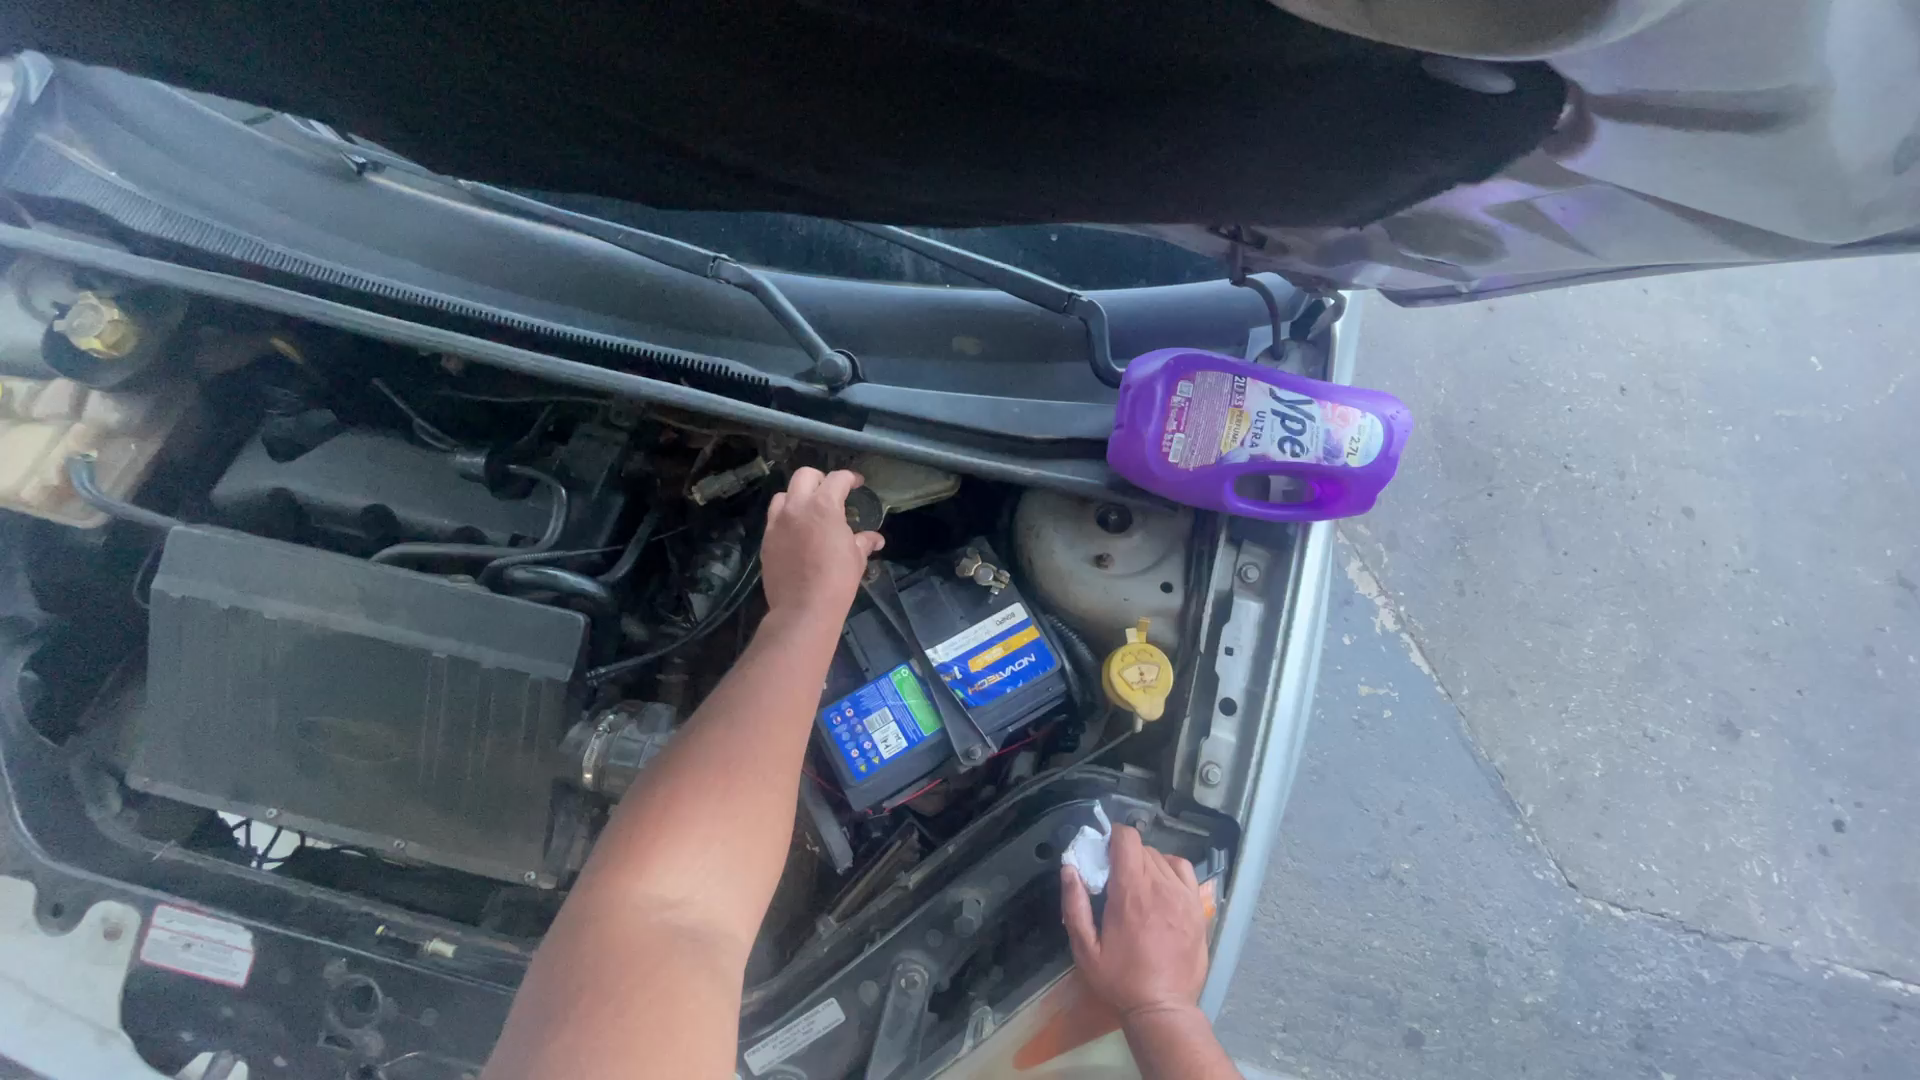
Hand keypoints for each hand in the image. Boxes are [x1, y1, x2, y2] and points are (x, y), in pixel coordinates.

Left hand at [761, 467, 883, 621]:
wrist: (803, 607)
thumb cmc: (837, 580)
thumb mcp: (856, 558)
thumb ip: (863, 541)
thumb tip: (875, 539)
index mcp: (823, 506)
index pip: (837, 479)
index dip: (850, 478)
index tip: (856, 484)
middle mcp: (797, 507)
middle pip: (804, 476)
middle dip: (820, 479)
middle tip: (831, 492)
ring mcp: (777, 522)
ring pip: (783, 495)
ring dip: (798, 496)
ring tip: (809, 510)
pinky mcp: (766, 539)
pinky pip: (774, 518)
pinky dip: (786, 517)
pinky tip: (796, 532)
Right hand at [1061, 825, 1208, 1018]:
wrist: (1163, 1009)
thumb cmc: (1120, 980)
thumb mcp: (1085, 949)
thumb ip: (1074, 905)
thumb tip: (1069, 869)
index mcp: (1130, 892)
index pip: (1127, 838)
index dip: (1113, 836)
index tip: (1104, 853)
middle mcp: (1160, 886)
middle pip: (1142, 848)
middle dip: (1125, 855)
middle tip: (1115, 879)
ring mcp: (1183, 896)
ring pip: (1162, 858)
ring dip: (1146, 863)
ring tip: (1138, 885)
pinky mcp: (1197, 908)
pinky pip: (1184, 870)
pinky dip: (1170, 869)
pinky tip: (1161, 885)